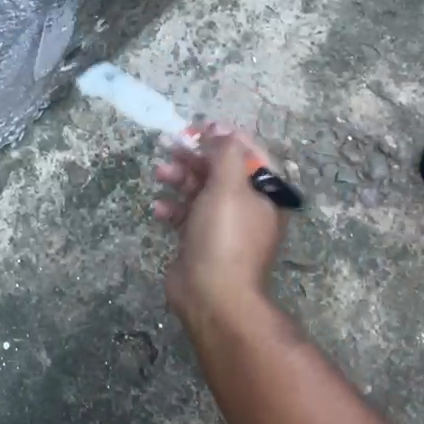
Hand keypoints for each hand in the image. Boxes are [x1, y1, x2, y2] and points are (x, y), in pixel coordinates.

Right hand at [152, 122, 285, 325]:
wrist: (213, 296)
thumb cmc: (225, 236)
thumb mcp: (228, 186)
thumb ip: (224, 152)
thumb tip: (217, 128)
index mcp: (264, 193)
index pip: (249, 153)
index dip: (222, 136)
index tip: (196, 128)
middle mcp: (248, 207)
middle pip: (220, 169)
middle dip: (194, 155)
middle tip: (169, 143)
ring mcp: (224, 224)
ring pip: (200, 189)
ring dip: (179, 176)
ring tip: (160, 172)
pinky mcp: (201, 240)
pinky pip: (186, 213)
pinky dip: (172, 207)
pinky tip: (159, 208)